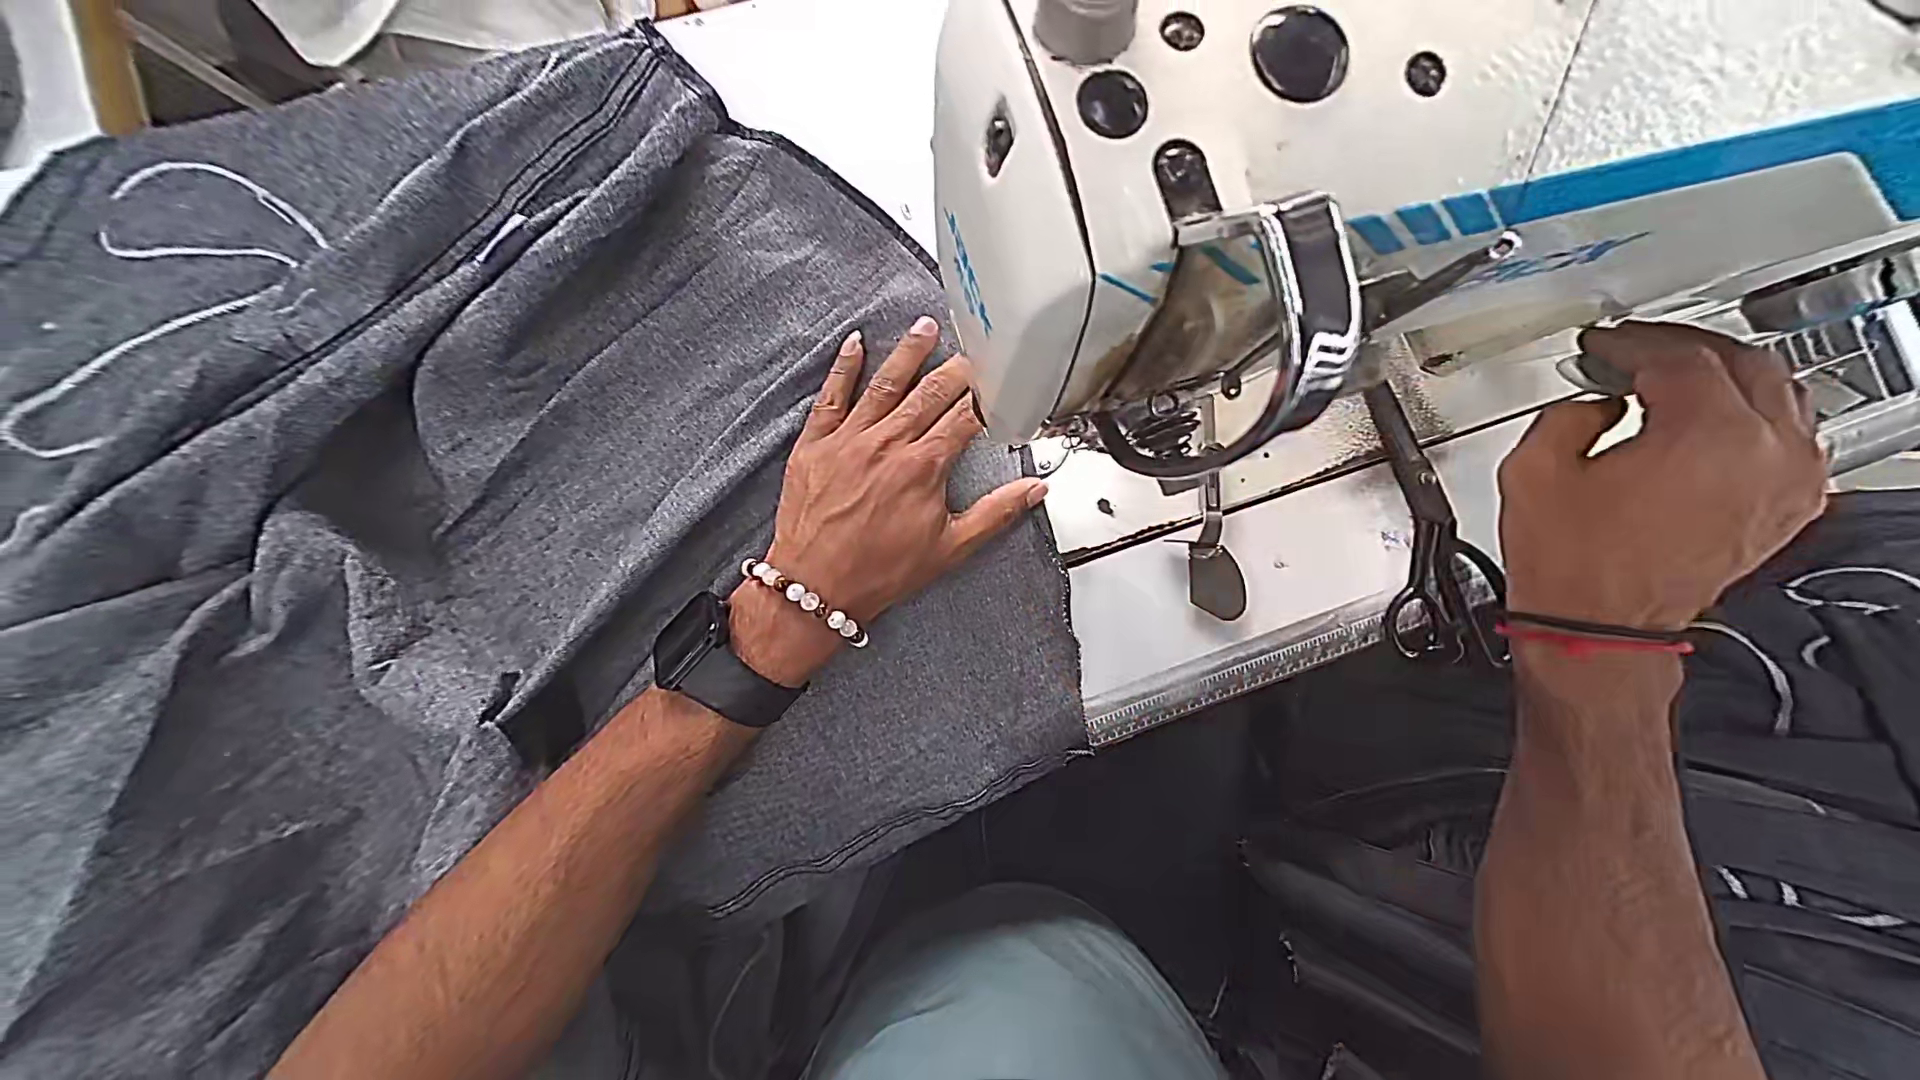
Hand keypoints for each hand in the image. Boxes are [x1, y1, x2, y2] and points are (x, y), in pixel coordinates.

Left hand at [729, 316, 1048, 686]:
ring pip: (884, 384)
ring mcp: (849, 439)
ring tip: (924, 326)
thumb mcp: (949, 548)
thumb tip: (1035, 490)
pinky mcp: (816, 444)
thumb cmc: (880, 570)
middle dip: (954, 368)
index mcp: (924, 466)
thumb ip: (996, 513)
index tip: (997, 382)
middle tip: (969, 349)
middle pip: (929, 392)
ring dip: (907, 353)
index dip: (985, 396)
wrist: (816, 584)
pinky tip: (855, 343)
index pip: (964, 417)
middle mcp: (888, 443)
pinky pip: (831, 395)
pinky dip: (844, 367)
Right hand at [1498, 323, 1826, 638]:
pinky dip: (1748, 413)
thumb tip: (1596, 404)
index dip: (1632, 343)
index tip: (1605, 343)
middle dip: (1680, 348)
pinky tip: (1708, 418)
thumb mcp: (1530, 471)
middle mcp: (1767, 452)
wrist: (1598, 623)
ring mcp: (1790, 480)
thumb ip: (1567, 415)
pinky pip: (1790, 435)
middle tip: (1634, 347)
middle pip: (1741, 363)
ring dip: (1720, 375)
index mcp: (1704, 437)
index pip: (1678, 358)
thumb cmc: (1570, 560)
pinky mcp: (1790, 504)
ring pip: (1777, 392)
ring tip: (1670, 377)